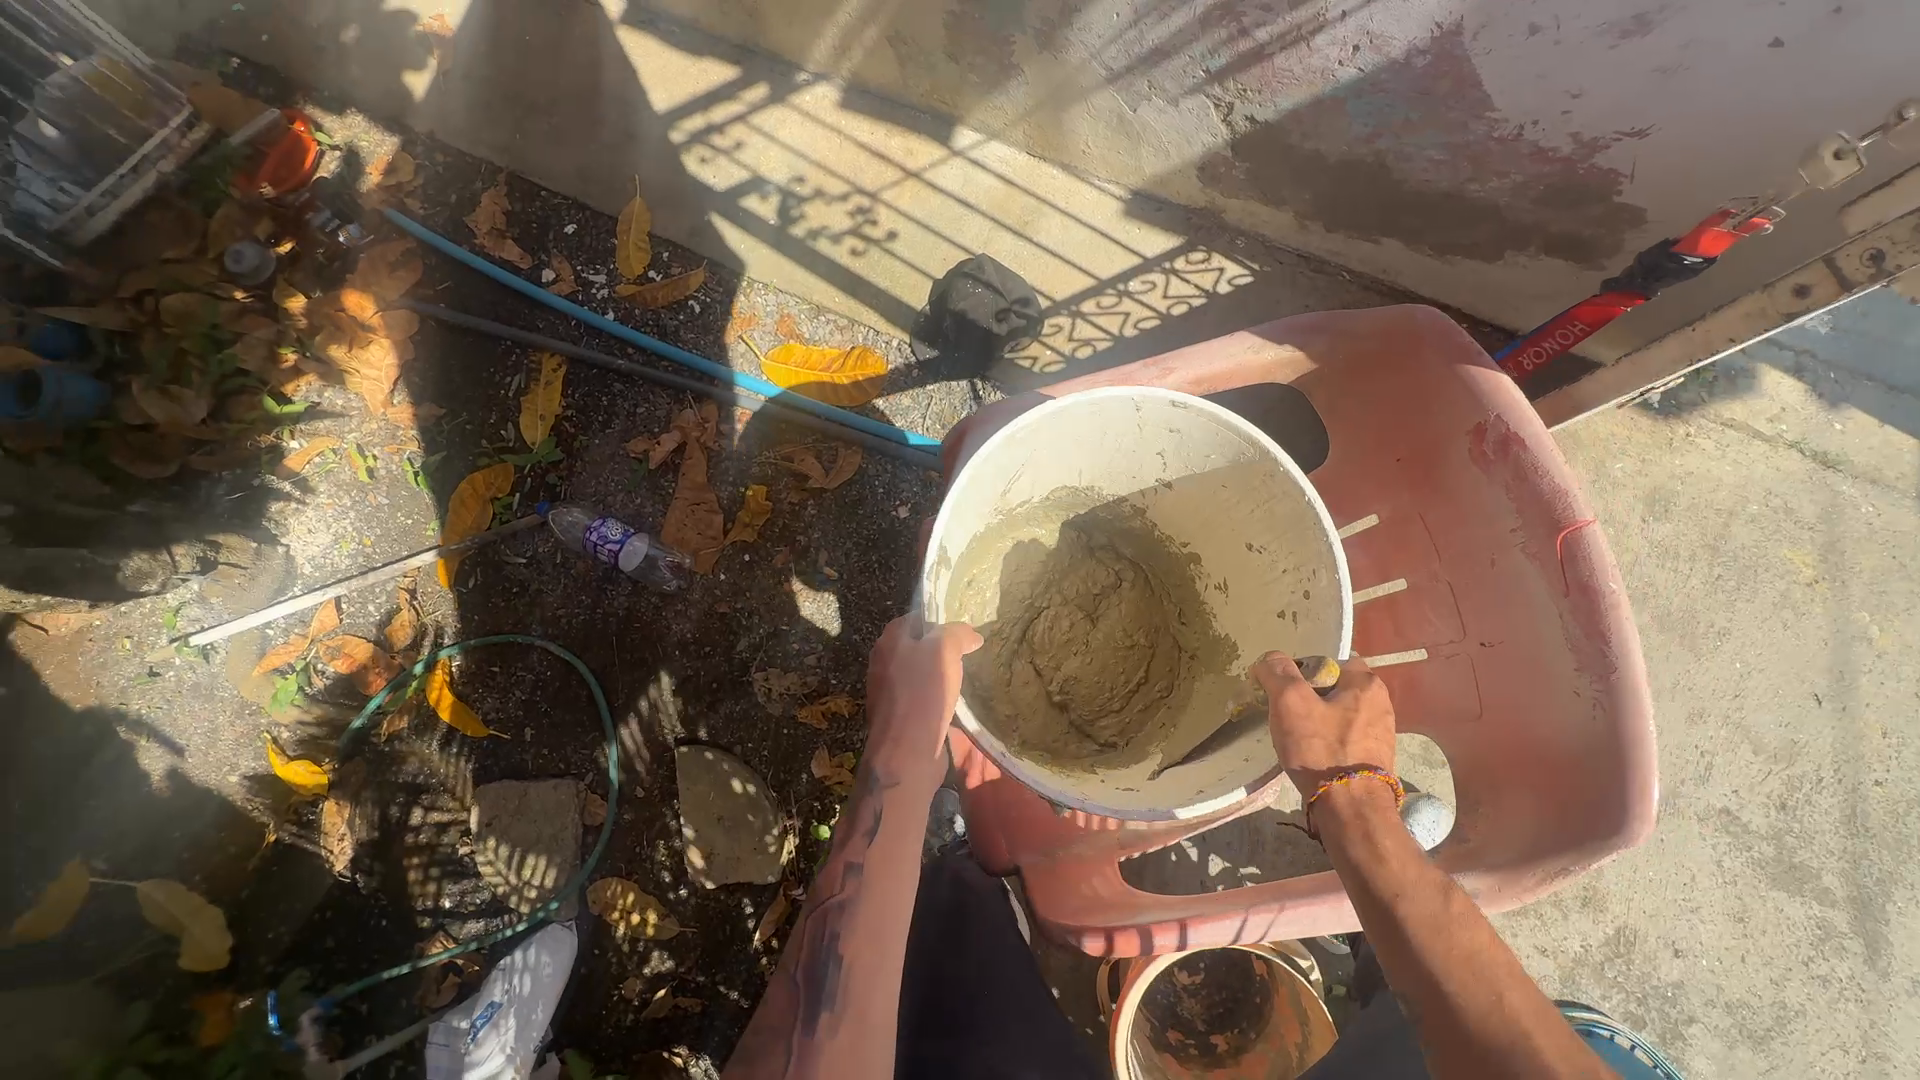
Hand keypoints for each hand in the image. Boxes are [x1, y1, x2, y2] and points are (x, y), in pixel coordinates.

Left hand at [863, 616, 982, 797]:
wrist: (906, 752)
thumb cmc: (923, 694)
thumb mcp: (944, 651)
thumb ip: (957, 634)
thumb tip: (971, 635)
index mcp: (889, 640)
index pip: (915, 617)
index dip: (940, 621)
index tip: (963, 632)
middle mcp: (883, 661)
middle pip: (916, 645)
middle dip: (941, 649)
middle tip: (967, 655)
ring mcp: (887, 690)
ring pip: (918, 672)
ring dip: (940, 674)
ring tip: (964, 678)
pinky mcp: (896, 714)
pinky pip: (919, 696)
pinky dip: (935, 696)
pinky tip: (953, 703)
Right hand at [1252, 652, 1396, 798]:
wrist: (1351, 808)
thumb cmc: (1321, 749)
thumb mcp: (1290, 702)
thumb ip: (1278, 673)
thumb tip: (1270, 659)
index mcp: (1366, 683)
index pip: (1328, 662)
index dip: (1302, 672)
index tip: (1284, 693)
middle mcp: (1381, 704)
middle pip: (1332, 689)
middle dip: (1308, 699)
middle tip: (1286, 716)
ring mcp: (1381, 733)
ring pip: (1337, 715)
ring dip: (1317, 722)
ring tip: (1297, 739)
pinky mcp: (1376, 758)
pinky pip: (1345, 738)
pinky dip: (1328, 743)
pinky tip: (1314, 757)